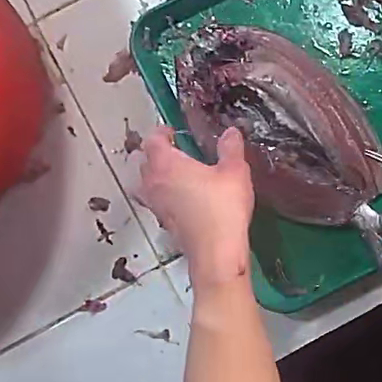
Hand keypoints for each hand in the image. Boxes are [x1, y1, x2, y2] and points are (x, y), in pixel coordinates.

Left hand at [136, 126, 254, 287]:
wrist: (216, 251)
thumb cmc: (223, 207)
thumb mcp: (235, 172)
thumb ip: (231, 148)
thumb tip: (231, 132)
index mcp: (166, 164)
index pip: (153, 139)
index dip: (162, 132)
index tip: (175, 131)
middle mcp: (153, 182)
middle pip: (147, 161)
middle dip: (161, 153)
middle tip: (182, 151)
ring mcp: (155, 204)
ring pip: (150, 182)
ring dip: (162, 175)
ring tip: (184, 174)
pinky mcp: (163, 221)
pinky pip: (159, 199)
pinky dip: (168, 194)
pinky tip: (189, 198)